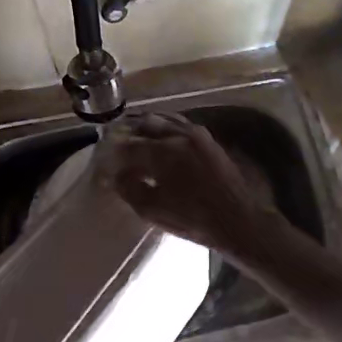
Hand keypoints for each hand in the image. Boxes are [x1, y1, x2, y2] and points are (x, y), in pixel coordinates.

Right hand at [100, 112, 283, 256]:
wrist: (237, 220)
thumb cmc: (193, 220)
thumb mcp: (153, 211)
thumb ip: (130, 189)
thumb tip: (117, 176)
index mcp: (163, 152)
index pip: (129, 147)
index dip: (113, 155)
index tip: (104, 162)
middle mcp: (179, 135)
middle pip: (146, 125)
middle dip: (128, 132)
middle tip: (116, 143)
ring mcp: (197, 135)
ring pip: (165, 120)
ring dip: (147, 126)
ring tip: (136, 136)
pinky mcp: (209, 140)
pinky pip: (181, 125)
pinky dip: (167, 127)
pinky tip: (162, 139)